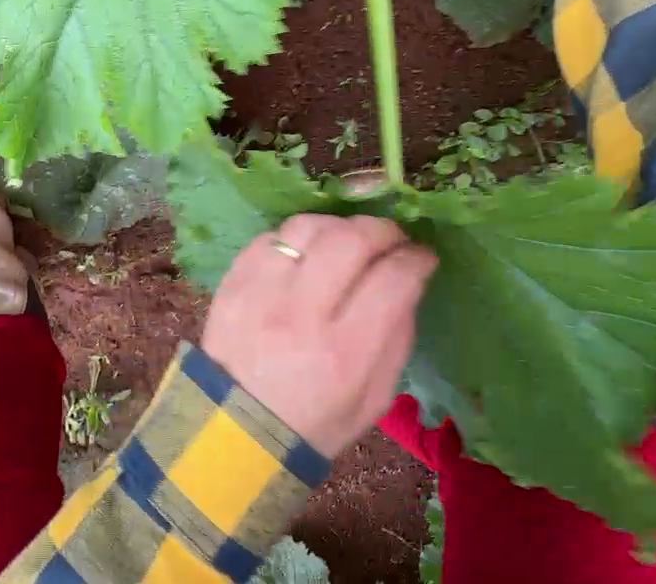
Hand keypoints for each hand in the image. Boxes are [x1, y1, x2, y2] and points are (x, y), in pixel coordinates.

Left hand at [199, 215, 437, 456]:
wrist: (236, 429)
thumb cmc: (317, 419)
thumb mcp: (375, 397)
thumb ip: (398, 335)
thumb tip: (409, 278)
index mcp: (344, 353)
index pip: (391, 280)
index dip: (416, 259)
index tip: (422, 255)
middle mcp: (300, 315)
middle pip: (349, 241)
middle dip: (382, 230)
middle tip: (391, 238)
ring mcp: (260, 293)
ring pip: (308, 227)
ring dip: (338, 226)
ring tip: (349, 240)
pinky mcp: (233, 281)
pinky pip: (272, 237)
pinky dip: (298, 238)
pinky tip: (309, 253)